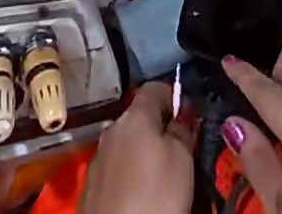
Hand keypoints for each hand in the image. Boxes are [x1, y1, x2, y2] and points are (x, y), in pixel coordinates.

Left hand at [79, 82, 197, 213]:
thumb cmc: (156, 194)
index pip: (153, 88)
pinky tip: (142, 189)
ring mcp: (100, 153)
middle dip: (159, 127)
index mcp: (134, 115)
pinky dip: (132, 169)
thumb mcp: (182, 161)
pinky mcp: (94, 181)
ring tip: (165, 173)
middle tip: (182, 148)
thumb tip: (182, 109)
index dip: (171, 94)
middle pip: (139, 116)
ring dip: (144, 149)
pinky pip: (118, 164)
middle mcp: (112, 127)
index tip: (188, 110)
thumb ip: (182, 132)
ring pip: (127, 141)